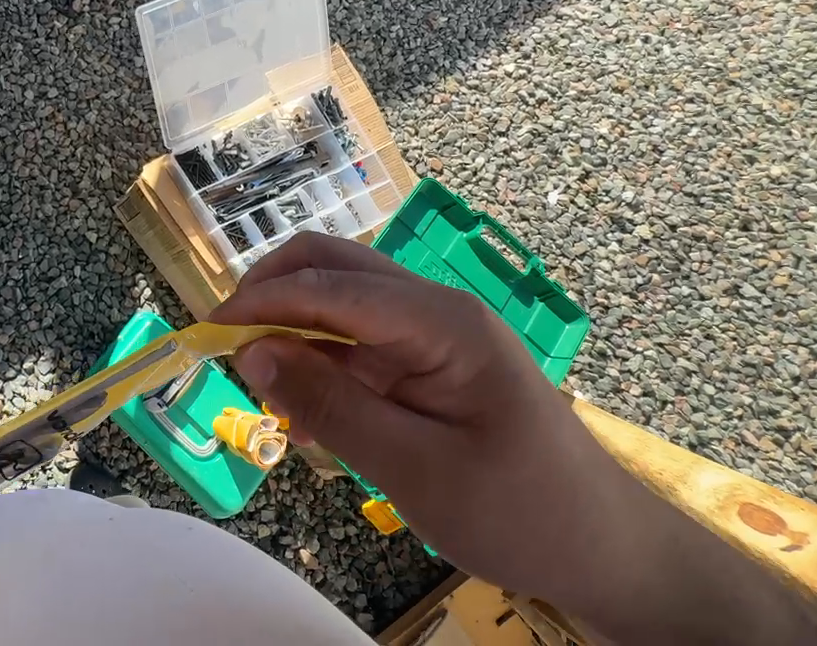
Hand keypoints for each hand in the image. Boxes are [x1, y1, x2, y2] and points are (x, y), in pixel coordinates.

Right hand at [209, 232, 655, 609]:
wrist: (608, 552)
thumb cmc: (521, 514)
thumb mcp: (415, 471)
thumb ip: (329, 405)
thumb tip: (251, 353)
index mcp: (441, 322)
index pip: (329, 287)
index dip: (262, 302)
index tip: (209, 332)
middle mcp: (431, 307)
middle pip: (329, 264)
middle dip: (269, 292)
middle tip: (229, 341)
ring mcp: (427, 328)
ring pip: (334, 294)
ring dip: (288, 324)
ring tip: (263, 382)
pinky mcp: (421, 355)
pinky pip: (350, 336)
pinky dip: (313, 358)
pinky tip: (303, 409)